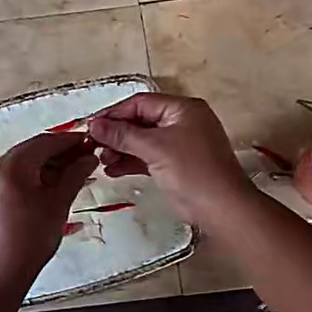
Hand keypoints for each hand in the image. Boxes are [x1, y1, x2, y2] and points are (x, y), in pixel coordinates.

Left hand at [0, 131, 99, 288]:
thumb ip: (74, 176)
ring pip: (24, 163)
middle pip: (33, 150)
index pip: (45, 142)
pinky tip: (55, 184)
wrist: (0, 273)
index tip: (90, 141)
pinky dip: (35, 176)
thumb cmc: (30, 240)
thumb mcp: (58, 204)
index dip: (70, 141)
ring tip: (75, 172)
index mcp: (11, 166)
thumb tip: (89, 158)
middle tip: (86, 157)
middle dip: (60, 152)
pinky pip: (15, 176)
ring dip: (49, 164)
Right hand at [87, 93, 252, 224]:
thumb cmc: (192, 171)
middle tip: (93, 145)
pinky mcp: (175, 165)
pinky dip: (130, 162)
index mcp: (182, 109)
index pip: (140, 103)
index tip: (90, 125)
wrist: (221, 208)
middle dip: (116, 133)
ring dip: (120, 149)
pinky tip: (112, 170)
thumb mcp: (154, 148)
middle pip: (140, 121)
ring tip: (101, 160)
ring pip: (142, 141)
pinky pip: (147, 157)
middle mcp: (181, 122)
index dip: (114, 113)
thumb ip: (122, 134)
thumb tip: (94, 125)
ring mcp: (179, 144)